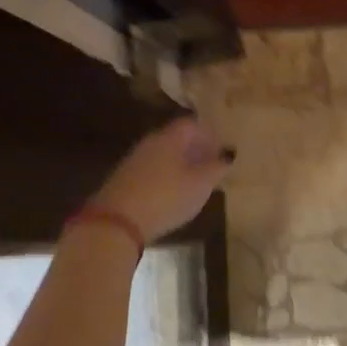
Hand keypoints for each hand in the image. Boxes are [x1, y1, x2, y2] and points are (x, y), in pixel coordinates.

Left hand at [89, 117, 232, 239]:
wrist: (118, 221)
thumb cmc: (167, 197)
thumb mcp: (201, 184)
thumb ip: (217, 167)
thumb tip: (228, 154)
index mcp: (169, 139)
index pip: (191, 124)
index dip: (209, 134)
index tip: (222, 150)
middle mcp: (150, 144)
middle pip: (177, 139)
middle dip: (197, 149)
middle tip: (213, 166)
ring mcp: (135, 161)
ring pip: (165, 155)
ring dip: (183, 164)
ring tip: (197, 182)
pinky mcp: (126, 180)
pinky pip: (154, 170)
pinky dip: (169, 176)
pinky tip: (175, 193)